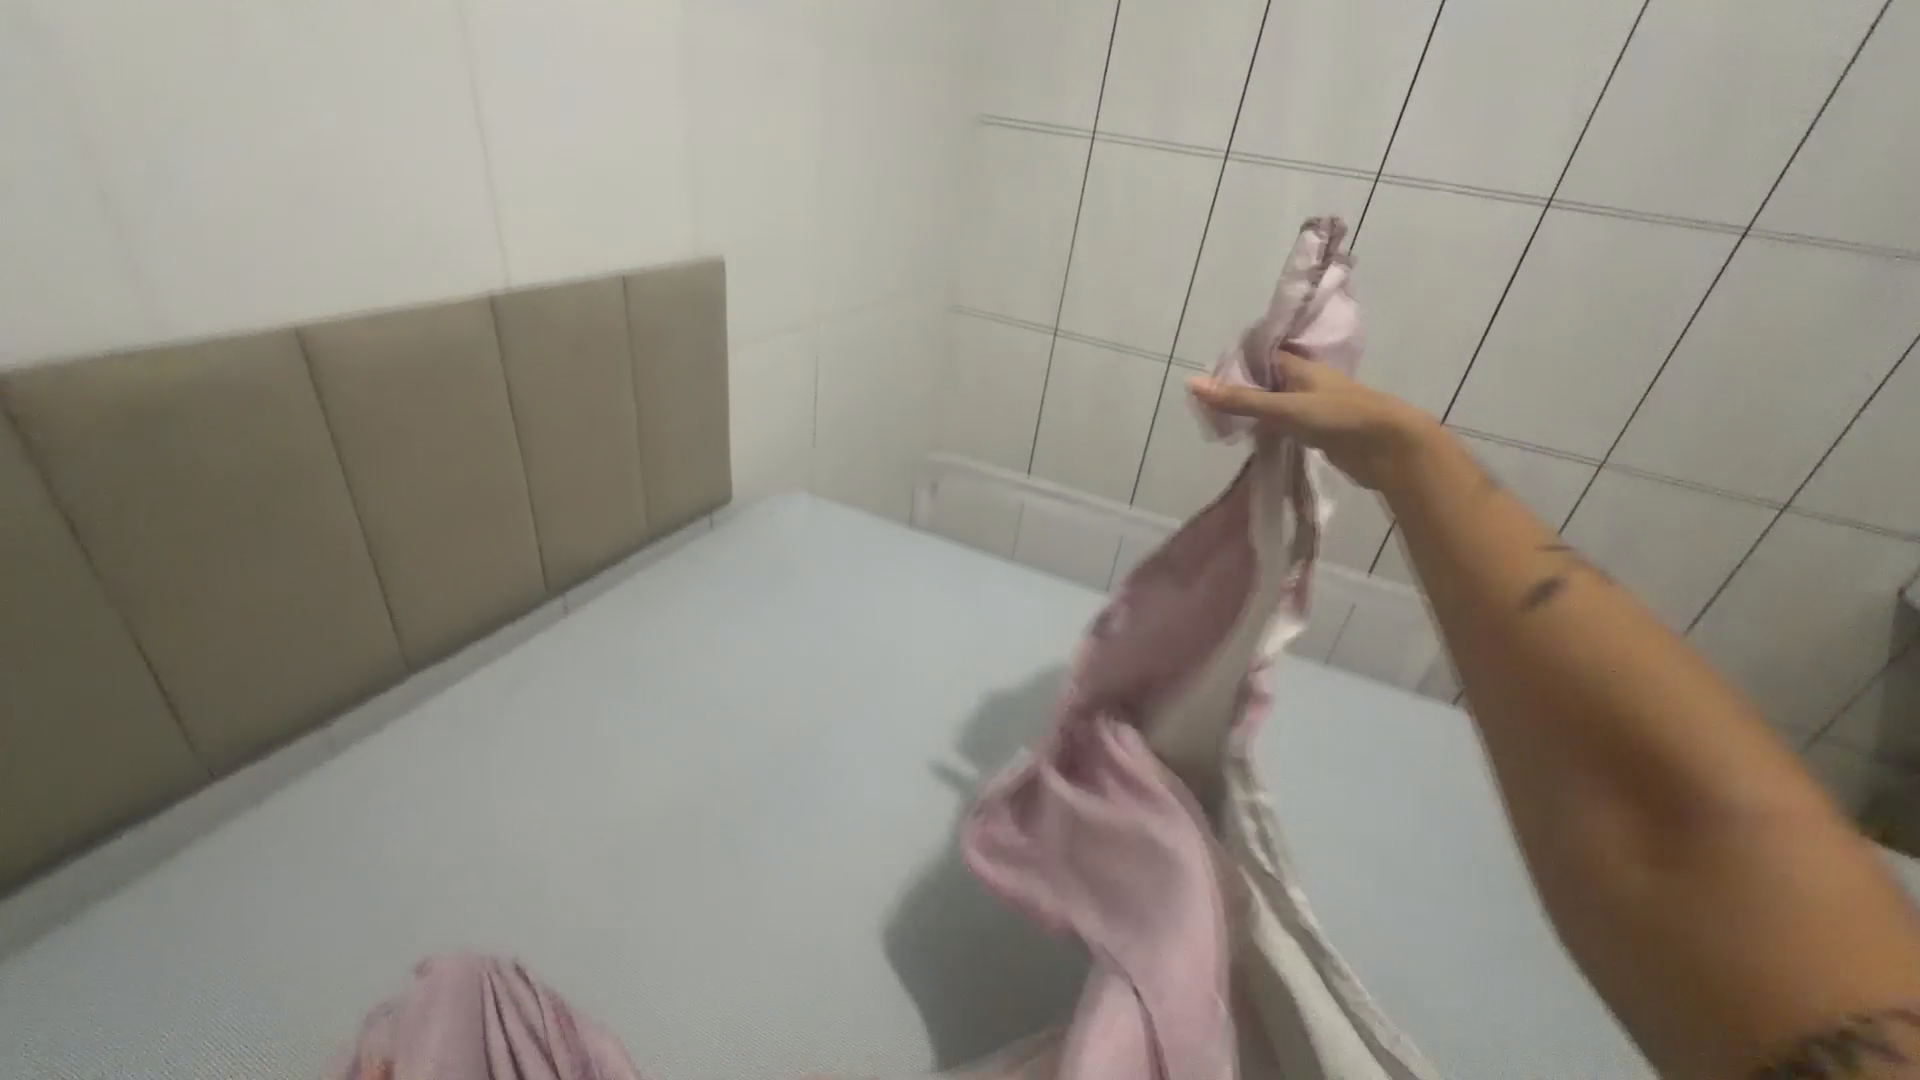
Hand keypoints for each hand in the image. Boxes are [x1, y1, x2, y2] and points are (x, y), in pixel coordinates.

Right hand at [1186, 352, 1442, 493]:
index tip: (1207, 380)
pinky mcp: (1318, 430)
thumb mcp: (1284, 407)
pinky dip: (1267, 428)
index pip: (1260, 356)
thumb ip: (1240, 400)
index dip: (1235, 364)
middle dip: (1239, 389)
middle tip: (1208, 405)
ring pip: (1274, 403)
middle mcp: (1305, 382)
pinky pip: (1284, 424)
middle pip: (1264, 380)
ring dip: (1253, 411)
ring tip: (1222, 423)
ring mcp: (1313, 407)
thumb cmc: (1339, 417)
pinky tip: (1252, 437)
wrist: (1389, 447)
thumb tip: (1192, 384)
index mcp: (1299, 366)